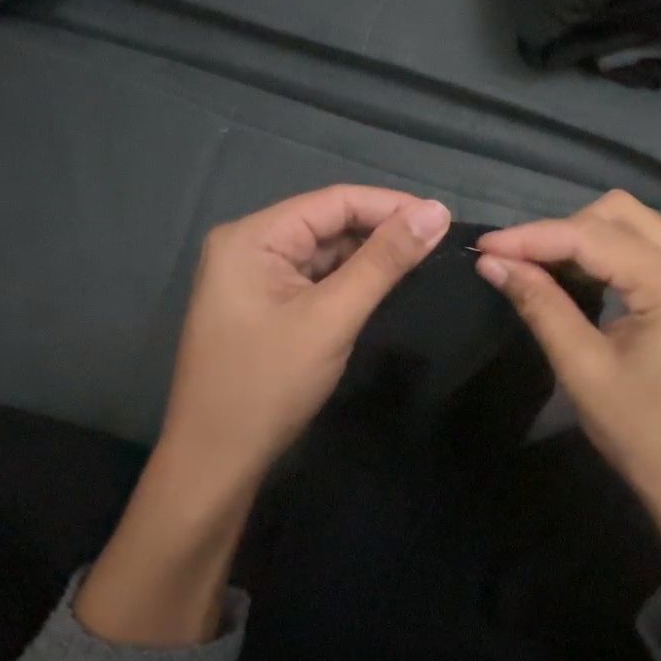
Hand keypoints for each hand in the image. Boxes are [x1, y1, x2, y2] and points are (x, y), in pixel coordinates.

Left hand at [77, 186, 449, 645]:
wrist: (217, 460)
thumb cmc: (269, 384)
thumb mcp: (332, 317)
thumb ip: (385, 261)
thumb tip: (437, 211)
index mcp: (252, 237)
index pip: (333, 200)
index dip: (391, 205)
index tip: (443, 219)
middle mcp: (248, 245)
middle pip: (328, 222)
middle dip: (382, 230)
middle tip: (439, 244)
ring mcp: (253, 277)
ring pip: (324, 252)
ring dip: (369, 256)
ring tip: (422, 262)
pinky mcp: (263, 305)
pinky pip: (315, 278)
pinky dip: (350, 280)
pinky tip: (384, 286)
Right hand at [473, 191, 660, 516]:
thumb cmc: (644, 435)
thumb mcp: (584, 370)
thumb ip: (541, 305)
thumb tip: (493, 262)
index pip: (594, 237)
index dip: (534, 236)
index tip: (485, 245)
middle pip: (621, 214)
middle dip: (564, 230)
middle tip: (519, 263)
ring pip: (638, 225)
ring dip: (587, 238)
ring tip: (542, 269)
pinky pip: (654, 248)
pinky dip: (613, 254)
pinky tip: (583, 279)